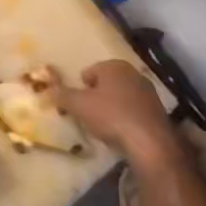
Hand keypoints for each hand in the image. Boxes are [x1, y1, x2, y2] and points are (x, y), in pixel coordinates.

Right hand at [60, 60, 179, 164]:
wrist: (148, 140)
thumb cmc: (110, 115)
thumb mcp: (79, 105)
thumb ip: (62, 95)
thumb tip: (48, 90)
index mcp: (114, 66)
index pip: (90, 71)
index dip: (80, 87)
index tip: (77, 104)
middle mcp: (133, 73)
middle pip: (107, 82)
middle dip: (96, 95)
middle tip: (88, 113)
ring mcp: (148, 90)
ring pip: (121, 95)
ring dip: (111, 106)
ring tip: (103, 124)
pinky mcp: (157, 109)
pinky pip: (133, 109)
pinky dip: (125, 116)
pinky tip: (121, 131)